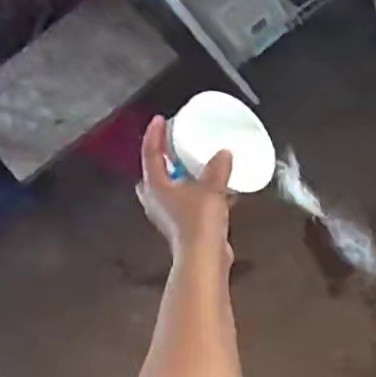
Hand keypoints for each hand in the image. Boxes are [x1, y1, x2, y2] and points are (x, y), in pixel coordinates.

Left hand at [138, 115, 232, 272]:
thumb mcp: (212, 189)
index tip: (160, 119)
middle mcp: (155, 199)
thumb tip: (224, 153)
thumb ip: (218, 168)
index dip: (155, 134)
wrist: (203, 257)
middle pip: (155, 172)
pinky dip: (196, 195)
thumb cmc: (199, 220)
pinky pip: (185, 202)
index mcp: (155, 185)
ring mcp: (166, 214)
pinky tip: (215, 193)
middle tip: (177, 148)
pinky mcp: (181, 226)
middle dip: (165, 160)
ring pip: (170, 189)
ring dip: (182, 179)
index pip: (151, 153)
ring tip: (199, 168)